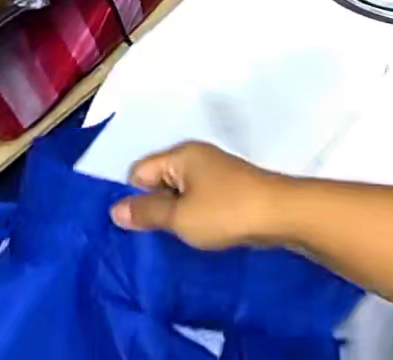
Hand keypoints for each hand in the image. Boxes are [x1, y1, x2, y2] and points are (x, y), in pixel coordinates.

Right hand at [109, 141, 293, 250]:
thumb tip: (115, 209)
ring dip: (173, 212)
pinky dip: (190, 213)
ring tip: (171, 239)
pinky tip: (193, 234)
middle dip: (152, 205)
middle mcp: (195, 156)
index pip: (139, 170)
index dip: (133, 197)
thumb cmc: (225, 211)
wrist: (277, 212)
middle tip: (149, 238)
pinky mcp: (226, 187)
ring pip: (178, 190)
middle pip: (158, 178)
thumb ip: (147, 212)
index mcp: (181, 155)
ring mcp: (213, 170)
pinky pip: (196, 197)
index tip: (135, 227)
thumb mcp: (180, 216)